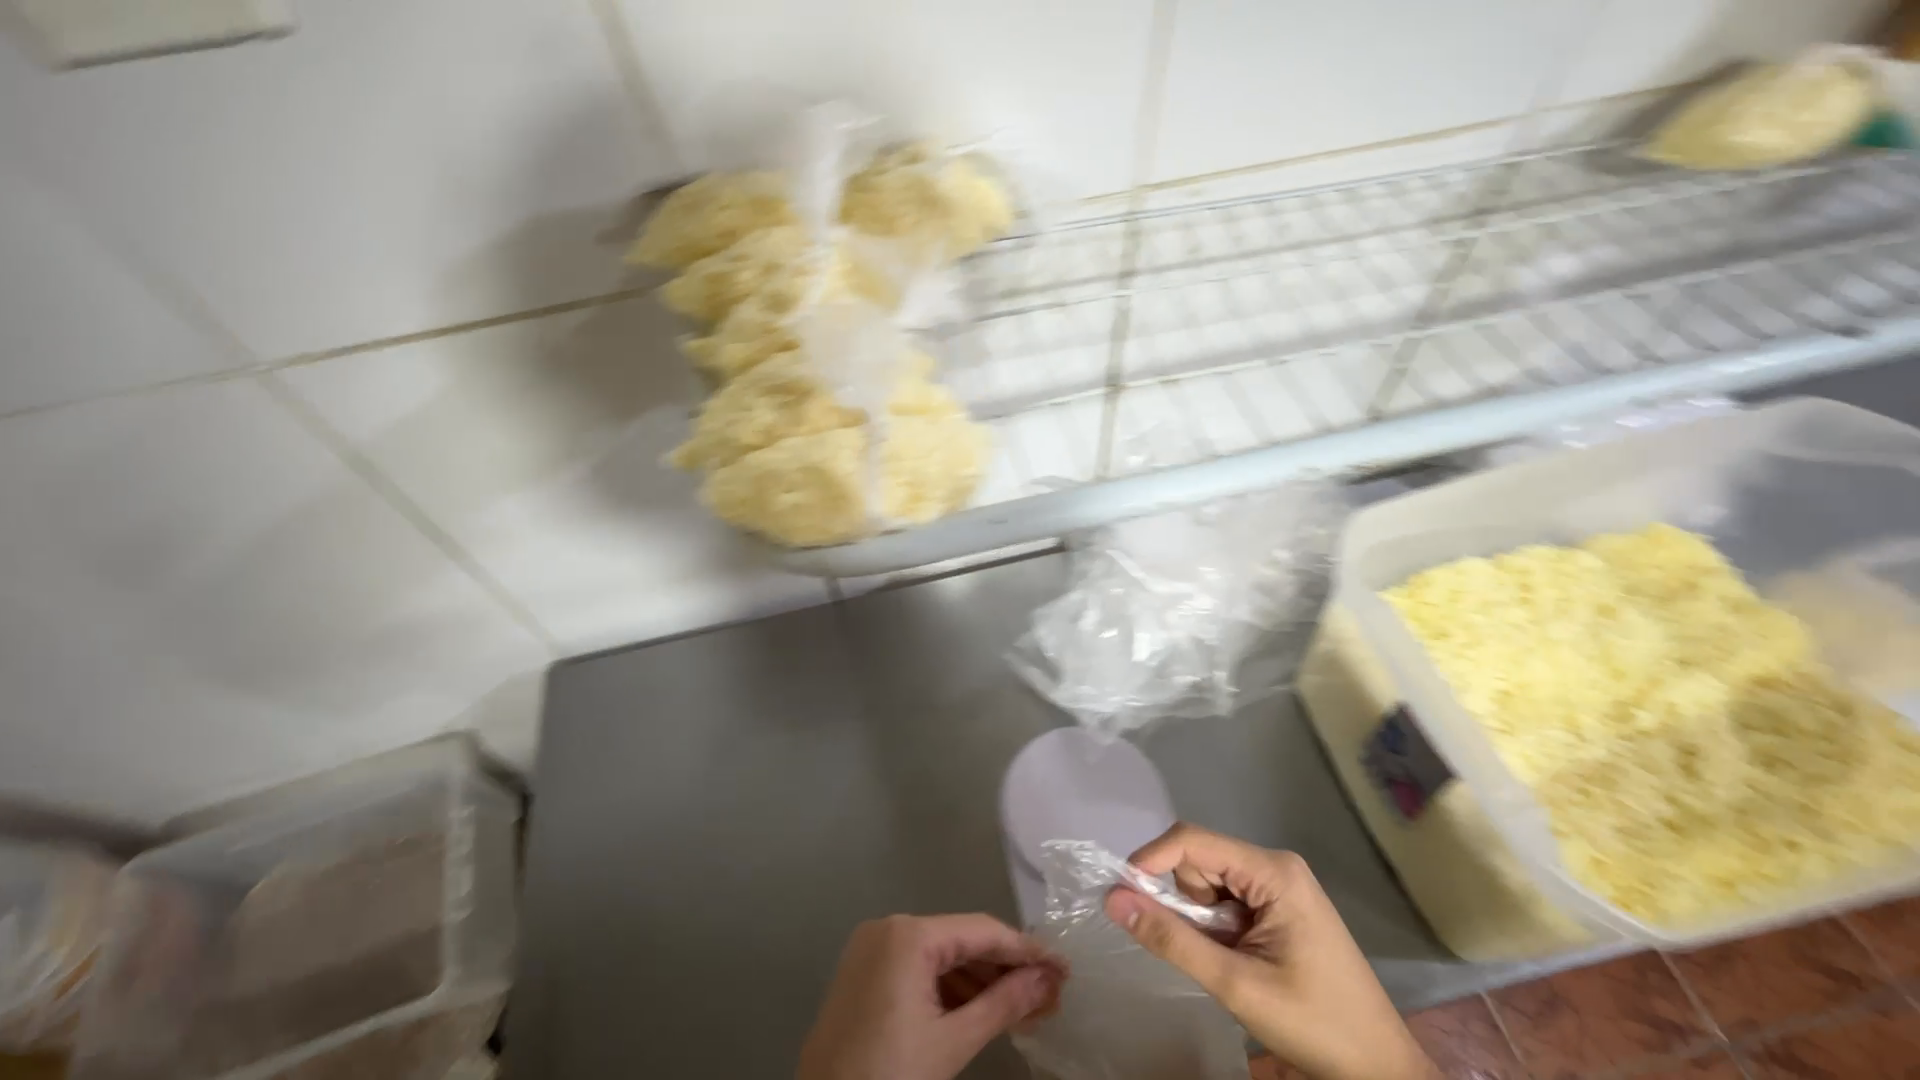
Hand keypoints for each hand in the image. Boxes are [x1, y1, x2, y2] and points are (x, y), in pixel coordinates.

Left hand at [797, 913, 1065, 1079]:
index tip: (1064, 969)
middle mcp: (888, 929)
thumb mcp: (953, 1041)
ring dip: (980, 982)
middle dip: (1005, 970)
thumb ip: (1004, 1003)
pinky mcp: (863, 973)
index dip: (1026, 951)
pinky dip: (949, 989)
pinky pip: (918, 970)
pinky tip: (980, 1012)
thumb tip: (1048, 979)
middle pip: (961, 941)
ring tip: (1022, 1011)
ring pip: (940, 956)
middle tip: (1048, 999)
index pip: (982, 931)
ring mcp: (872, 950)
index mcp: (908, 935)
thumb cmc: (889, 1074)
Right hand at [1104, 824, 1439, 1079]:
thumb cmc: (1314, 1023)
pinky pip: (1227, 902)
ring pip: (1209, 884)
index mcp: (1273, 872)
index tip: (1122, 898)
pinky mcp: (1279, 908)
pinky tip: (1238, 961)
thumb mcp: (1235, 984)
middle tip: (1207, 953)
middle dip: (1184, 903)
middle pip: (1199, 862)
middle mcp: (1276, 867)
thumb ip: (1172, 939)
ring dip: (1201, 921)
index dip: (1151, 860)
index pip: (1192, 840)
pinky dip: (1217, 929)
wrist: (1377, 1067)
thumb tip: (1113, 899)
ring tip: (1229, 964)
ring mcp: (1280, 887)